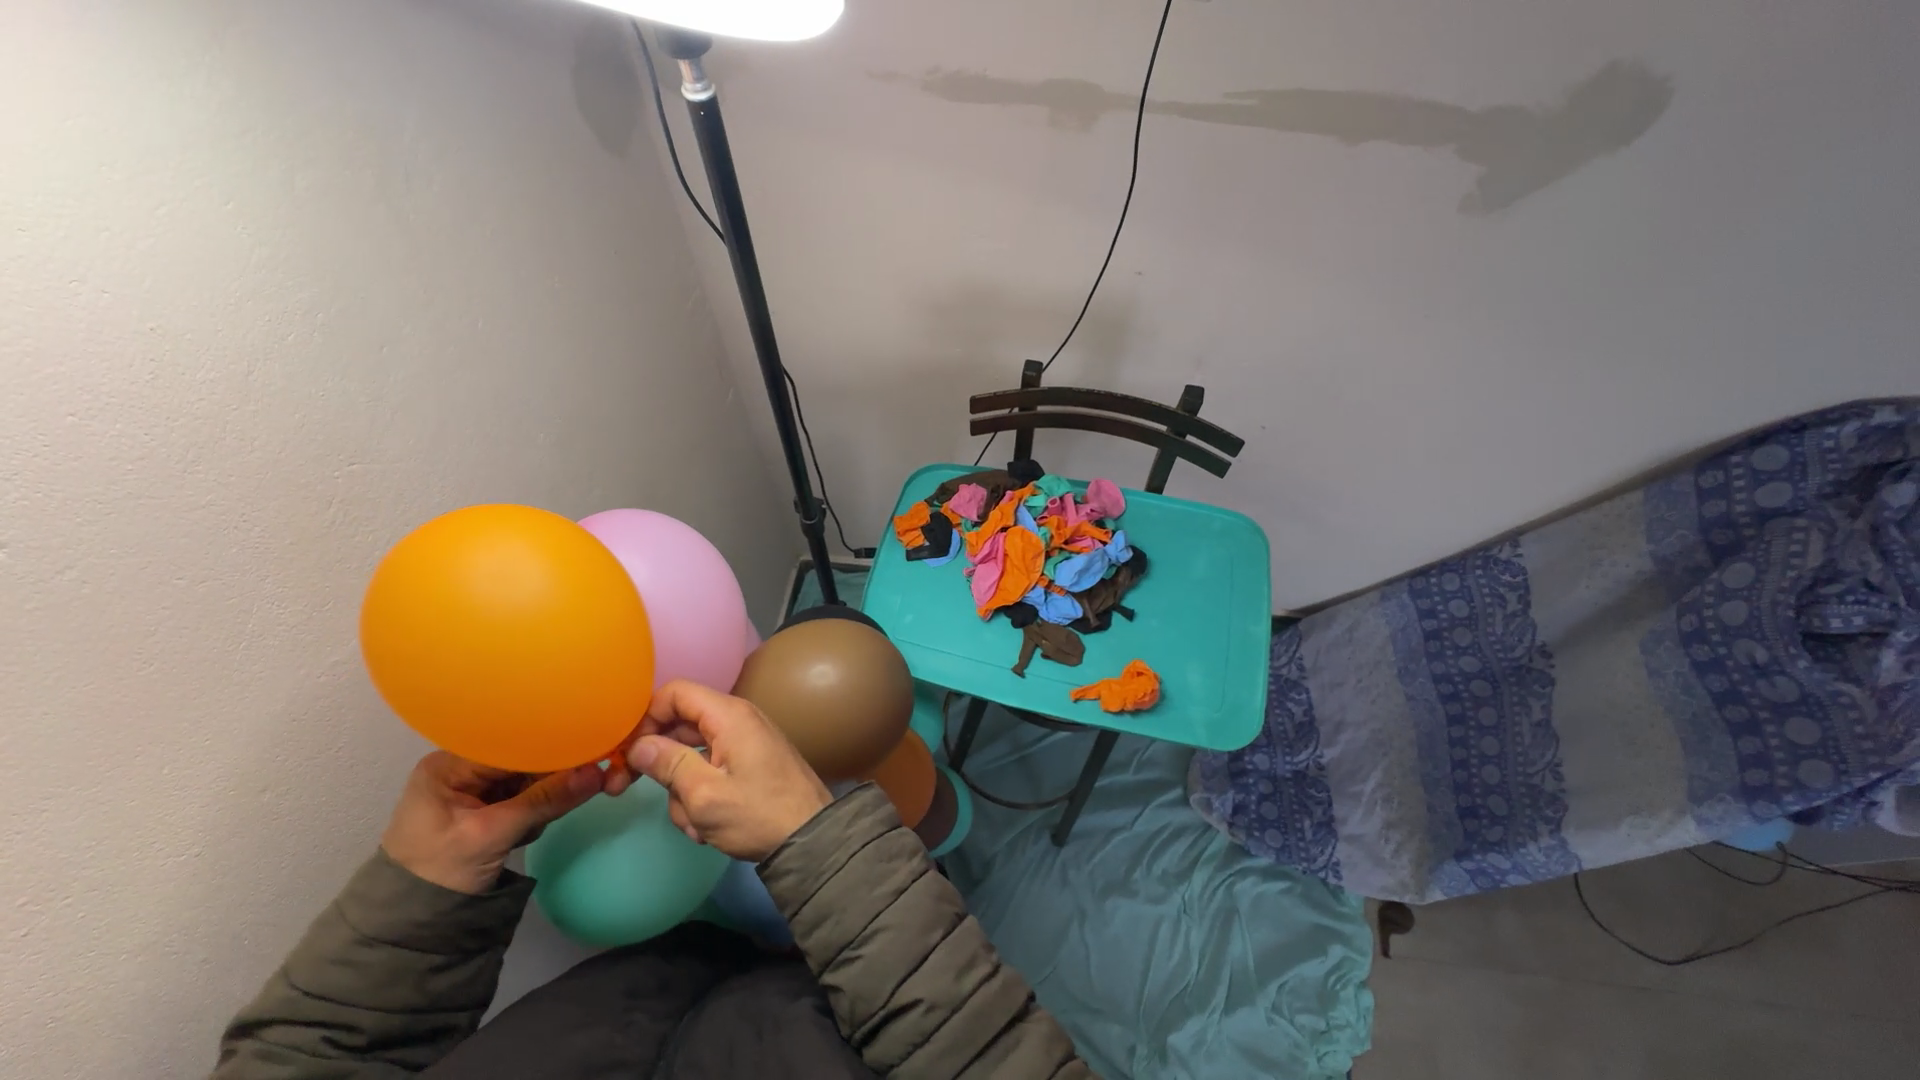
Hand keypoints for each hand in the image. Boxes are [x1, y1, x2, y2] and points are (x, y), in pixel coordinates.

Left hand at [380, 751, 603, 894]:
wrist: (411, 924)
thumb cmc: (438, 872)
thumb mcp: (492, 834)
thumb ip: (545, 800)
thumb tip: (598, 772)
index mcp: (450, 765)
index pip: (512, 743)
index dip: (553, 746)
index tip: (593, 754)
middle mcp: (463, 769)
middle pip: (525, 759)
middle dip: (557, 776)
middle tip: (596, 784)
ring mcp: (476, 790)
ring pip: (531, 779)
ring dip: (546, 800)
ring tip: (531, 829)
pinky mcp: (488, 809)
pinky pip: (528, 797)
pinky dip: (537, 813)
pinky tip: (526, 833)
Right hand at [622, 680, 832, 861]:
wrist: (812, 840)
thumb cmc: (758, 814)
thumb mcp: (704, 794)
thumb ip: (668, 763)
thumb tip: (637, 744)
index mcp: (728, 715)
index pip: (675, 692)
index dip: (645, 716)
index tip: (626, 748)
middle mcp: (737, 721)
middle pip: (679, 726)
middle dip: (658, 763)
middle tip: (625, 789)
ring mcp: (744, 745)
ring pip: (691, 757)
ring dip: (683, 792)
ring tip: (696, 824)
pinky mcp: (748, 767)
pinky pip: (710, 773)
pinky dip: (701, 799)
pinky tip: (707, 829)